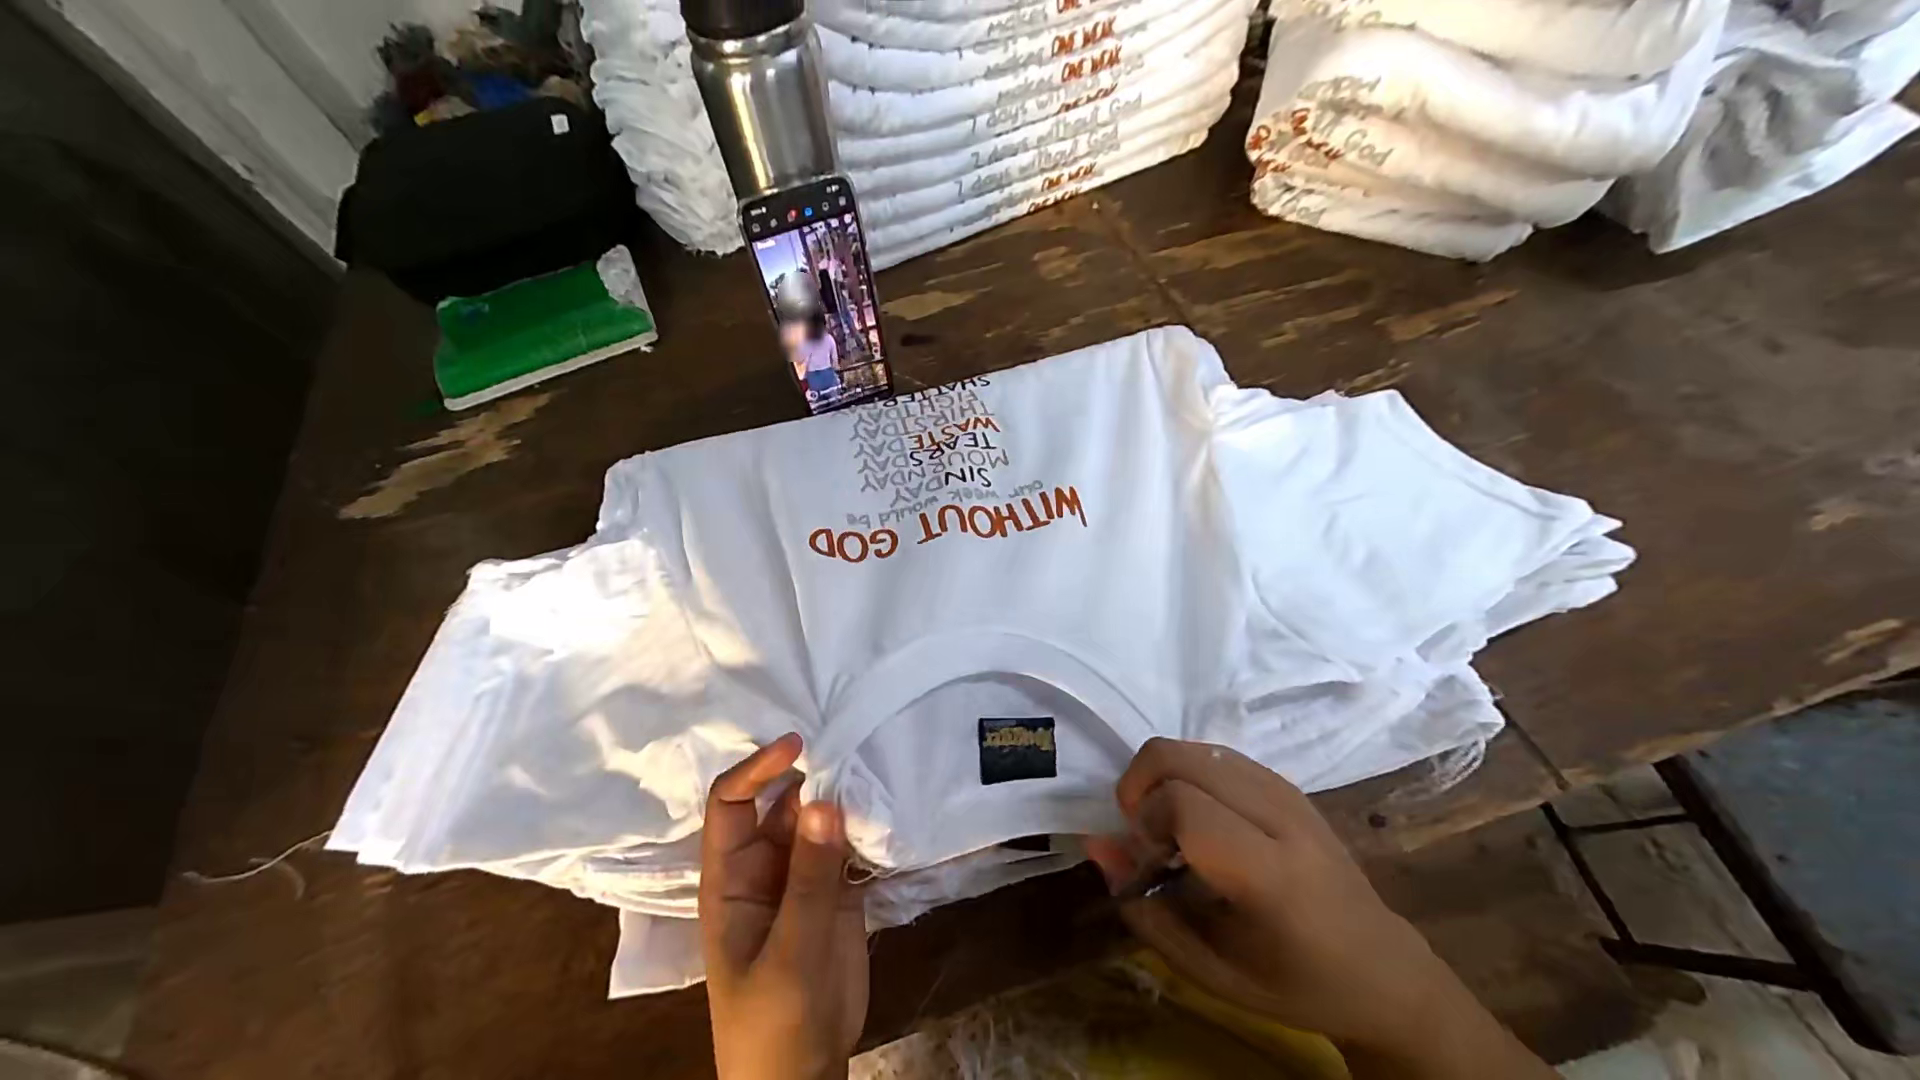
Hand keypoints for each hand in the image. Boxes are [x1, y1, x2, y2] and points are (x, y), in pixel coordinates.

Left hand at [700, 733, 866, 1079]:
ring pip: (819, 819)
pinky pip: (848, 844)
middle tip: (856, 746)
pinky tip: (889, 805)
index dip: (756, 768)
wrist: (805, 1078)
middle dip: (812, 775)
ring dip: (844, 795)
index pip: (730, 803)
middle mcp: (764, 866)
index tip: (799, 744)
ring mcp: (802, 877)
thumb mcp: (789, 954)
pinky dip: (866, 824)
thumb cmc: (774, 1024)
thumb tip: (824, 800)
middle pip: (783, 802)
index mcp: (731, 877)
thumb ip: (808, 878)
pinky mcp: (836, 890)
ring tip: (878, 767)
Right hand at [1086, 738, 1553, 1078]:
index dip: (1145, 820)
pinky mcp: (1286, 781)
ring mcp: (1285, 790)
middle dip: (1139, 785)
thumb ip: (1144, 910)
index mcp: (1269, 874)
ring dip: (1160, 776)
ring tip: (1171, 825)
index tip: (1149, 858)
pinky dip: (1186, 773)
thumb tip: (1098, 843)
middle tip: (1145, 832)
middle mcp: (1280, 817)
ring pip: (1192, 747)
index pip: (1184, 804)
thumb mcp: (1208, 970)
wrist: (1382, 967)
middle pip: (1178, 756)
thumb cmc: (1292, 982)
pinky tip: (1197, 815)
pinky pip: (1214, 753)